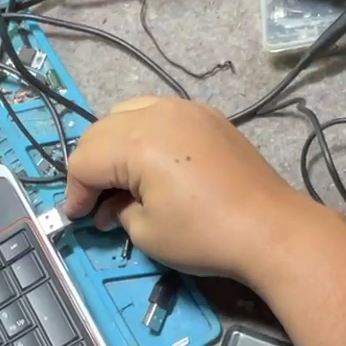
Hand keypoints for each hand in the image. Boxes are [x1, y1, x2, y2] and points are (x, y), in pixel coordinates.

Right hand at [64, 96, 324, 283]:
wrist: (270, 230)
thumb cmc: (204, 236)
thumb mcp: (146, 233)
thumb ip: (117, 211)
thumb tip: (108, 207)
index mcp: (138, 141)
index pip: (85, 159)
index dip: (75, 191)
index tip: (77, 217)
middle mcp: (159, 113)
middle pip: (102, 130)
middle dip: (91, 166)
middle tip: (95, 203)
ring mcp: (187, 109)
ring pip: (129, 114)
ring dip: (115, 145)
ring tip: (121, 181)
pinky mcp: (208, 118)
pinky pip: (160, 115)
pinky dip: (144, 136)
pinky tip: (152, 167)